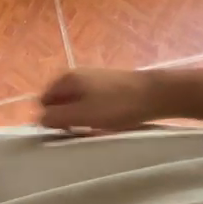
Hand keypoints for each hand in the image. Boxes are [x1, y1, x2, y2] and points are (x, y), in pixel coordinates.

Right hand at [38, 69, 167, 132]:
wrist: (164, 93)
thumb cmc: (118, 105)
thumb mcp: (79, 115)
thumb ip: (52, 118)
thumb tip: (39, 119)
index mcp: (64, 79)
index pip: (42, 103)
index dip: (51, 118)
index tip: (68, 129)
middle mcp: (76, 74)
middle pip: (59, 102)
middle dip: (68, 117)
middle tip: (84, 128)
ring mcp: (95, 77)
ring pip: (77, 103)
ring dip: (84, 116)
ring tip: (100, 125)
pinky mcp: (112, 83)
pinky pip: (93, 101)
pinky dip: (98, 111)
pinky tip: (112, 118)